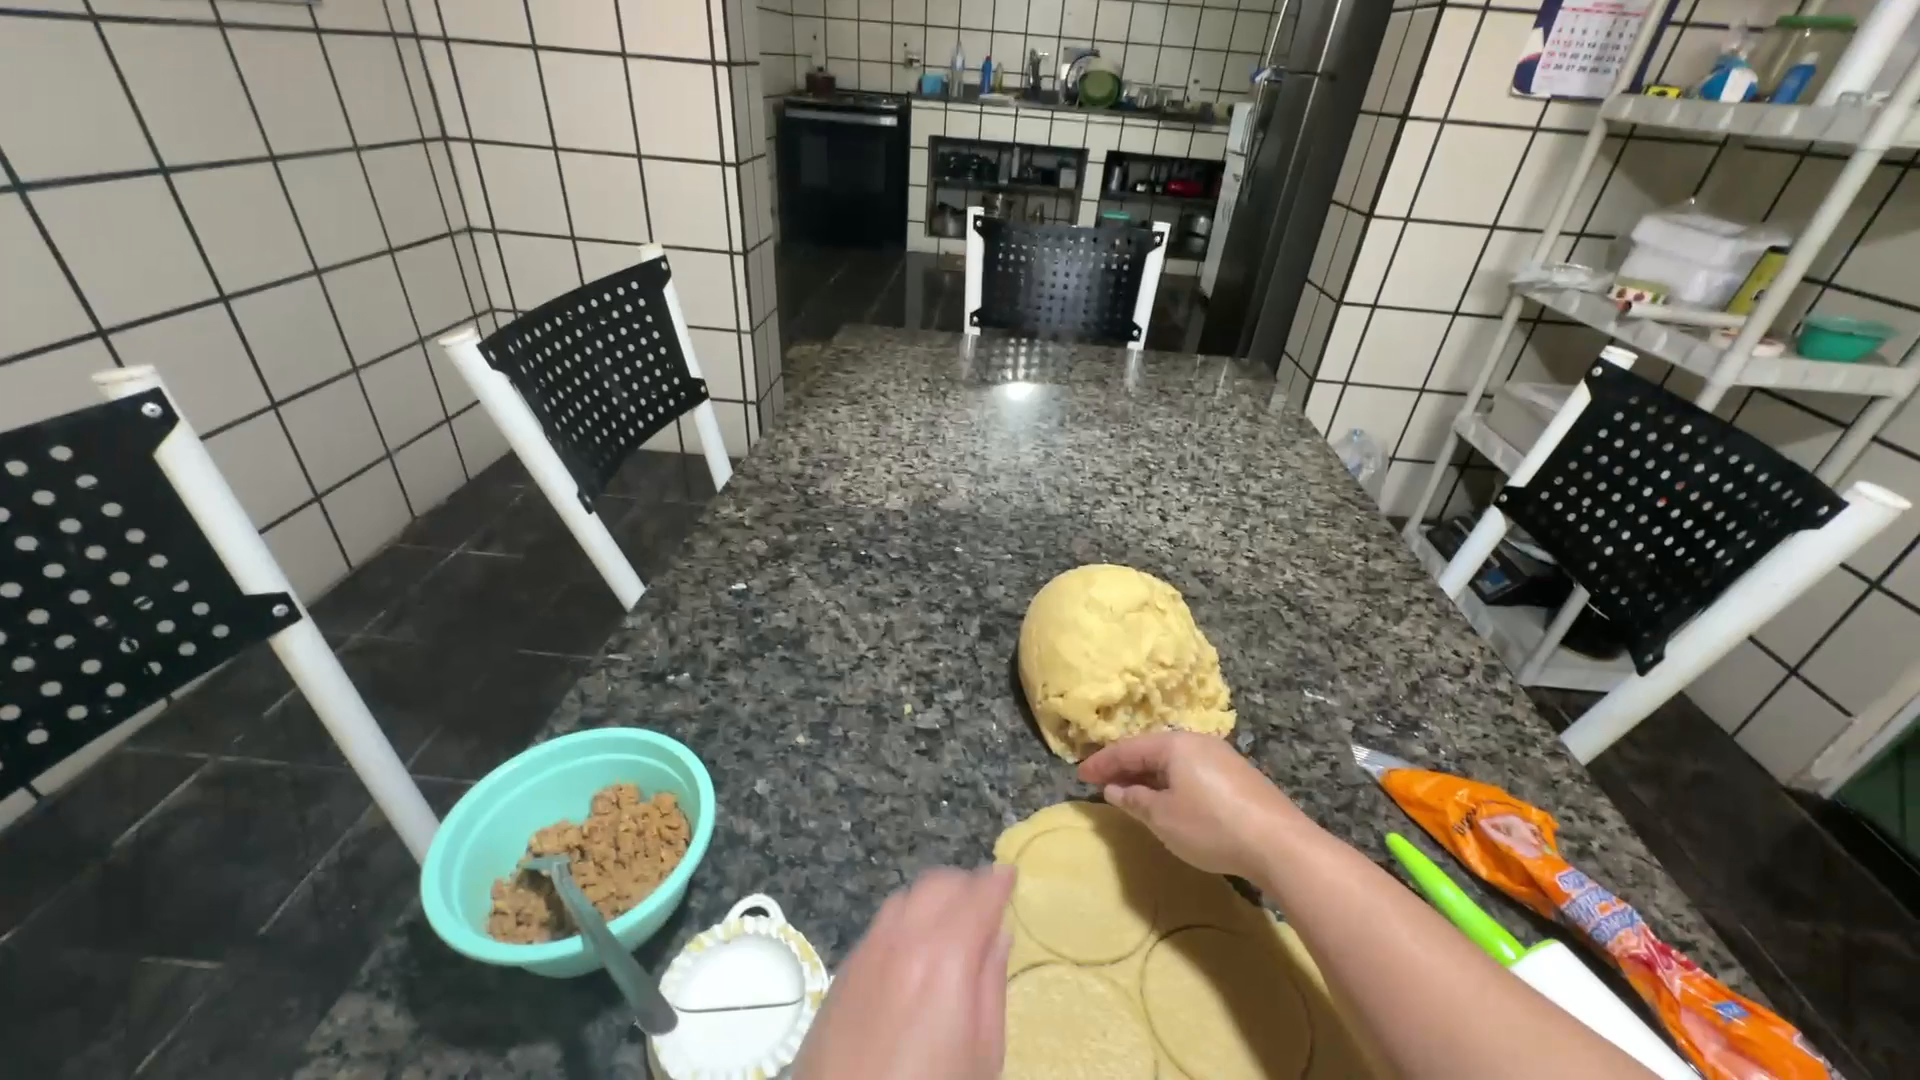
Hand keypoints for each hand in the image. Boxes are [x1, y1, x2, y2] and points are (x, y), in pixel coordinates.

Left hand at [792, 865, 1016, 1079]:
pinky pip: (880, 923)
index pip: (978, 895)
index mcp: (946, 956)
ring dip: (932, 897)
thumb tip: (998, 936)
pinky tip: (912, 949)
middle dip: (966, 884)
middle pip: (938, 882)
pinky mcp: (844, 969)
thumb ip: (991, 986)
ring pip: (905, 896)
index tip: (1010, 875)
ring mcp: (868, 950)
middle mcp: (904, 939)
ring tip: (949, 922)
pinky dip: (905, 919)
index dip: (998, 881)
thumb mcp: (982, 1055)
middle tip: (985, 903)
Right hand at [1078, 732, 1301, 879]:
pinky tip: (1167, 801)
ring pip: (1173, 762)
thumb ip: (1135, 800)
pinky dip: (1170, 782)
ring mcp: (1221, 758)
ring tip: (1130, 794)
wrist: (1279, 844)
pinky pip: (1191, 772)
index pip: (1128, 748)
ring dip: (1148, 776)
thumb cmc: (1211, 826)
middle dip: (1125, 767)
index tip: (1080, 776)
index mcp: (1175, 744)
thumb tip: (1115, 790)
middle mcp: (1198, 742)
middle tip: (1102, 784)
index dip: (1101, 763)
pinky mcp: (1238, 778)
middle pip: (1151, 750)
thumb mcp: (1163, 817)